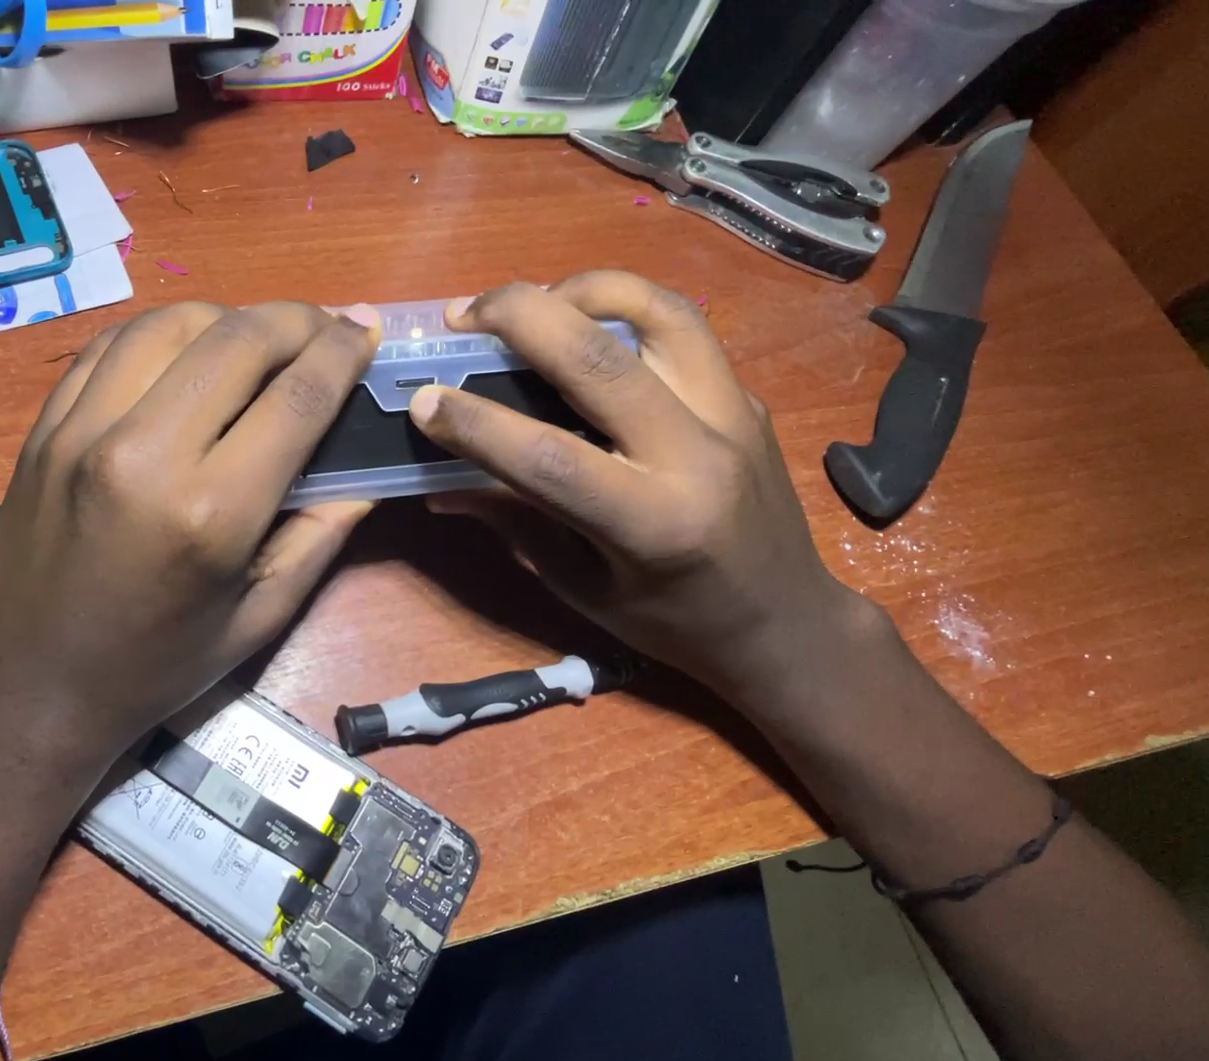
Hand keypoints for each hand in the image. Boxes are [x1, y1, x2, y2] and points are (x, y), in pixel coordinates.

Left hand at [0, 301, 381, 769]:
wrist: (26, 687)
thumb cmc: (154, 668)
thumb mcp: (258, 619)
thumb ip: (319, 536)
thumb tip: (363, 471)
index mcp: (210, 513)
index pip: (296, 396)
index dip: (344, 353)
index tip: (367, 333)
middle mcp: (143, 451)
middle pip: (237, 339)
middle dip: (298, 320)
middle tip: (326, 329)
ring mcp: (82, 429)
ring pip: (171, 324)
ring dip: (230, 319)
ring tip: (259, 340)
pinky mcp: (44, 425)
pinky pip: (110, 345)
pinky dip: (162, 334)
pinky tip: (187, 352)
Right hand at [407, 272, 867, 700]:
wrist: (786, 621)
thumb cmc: (673, 622)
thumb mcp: (582, 588)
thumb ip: (514, 524)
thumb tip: (440, 485)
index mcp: (652, 524)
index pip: (549, 456)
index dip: (475, 424)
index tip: (422, 401)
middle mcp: (698, 454)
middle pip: (601, 358)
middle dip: (520, 318)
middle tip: (462, 314)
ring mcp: (732, 414)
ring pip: (659, 312)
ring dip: (582, 290)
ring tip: (532, 301)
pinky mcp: (744, 395)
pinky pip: (682, 327)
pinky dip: (625, 307)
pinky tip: (584, 323)